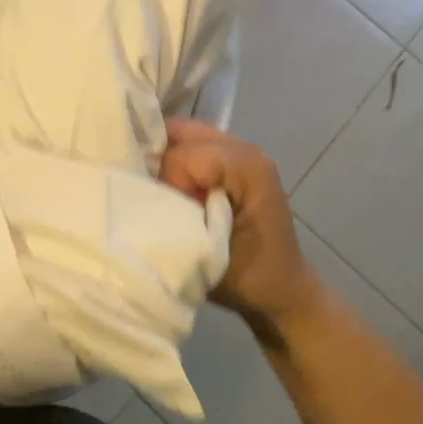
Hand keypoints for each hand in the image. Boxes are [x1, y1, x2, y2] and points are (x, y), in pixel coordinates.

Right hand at [159, 118, 323, 328]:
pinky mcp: (229, 162)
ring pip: (181, 135)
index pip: (183, 155)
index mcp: (247, 169)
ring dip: (161, 159)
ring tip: (151, 188)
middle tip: (144, 190)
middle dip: (156, 158)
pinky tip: (163, 185)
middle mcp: (244, 150)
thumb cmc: (250, 278)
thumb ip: (179, 220)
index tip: (167, 212)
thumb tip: (140, 199)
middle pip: (180, 132)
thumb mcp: (210, 255)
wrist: (282, 290)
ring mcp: (238, 152)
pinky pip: (189, 146)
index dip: (166, 180)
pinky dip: (170, 161)